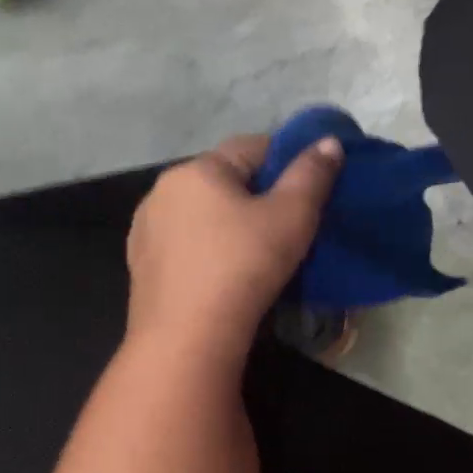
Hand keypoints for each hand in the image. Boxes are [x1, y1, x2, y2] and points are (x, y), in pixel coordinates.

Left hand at [125, 134, 342, 361]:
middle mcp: (162, 191)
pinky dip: (217, 239)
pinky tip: (237, 262)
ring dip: (239, 215)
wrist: (189, 331)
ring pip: (209, 207)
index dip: (292, 159)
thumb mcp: (295, 212)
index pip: (254, 146)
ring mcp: (146, 227)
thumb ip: (313, 172)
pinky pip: (192, 235)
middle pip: (229, 176)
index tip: (317, 185)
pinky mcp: (144, 260)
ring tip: (270, 241)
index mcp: (196, 171)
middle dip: (265, 188)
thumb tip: (328, 141)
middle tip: (300, 215)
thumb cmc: (247, 260)